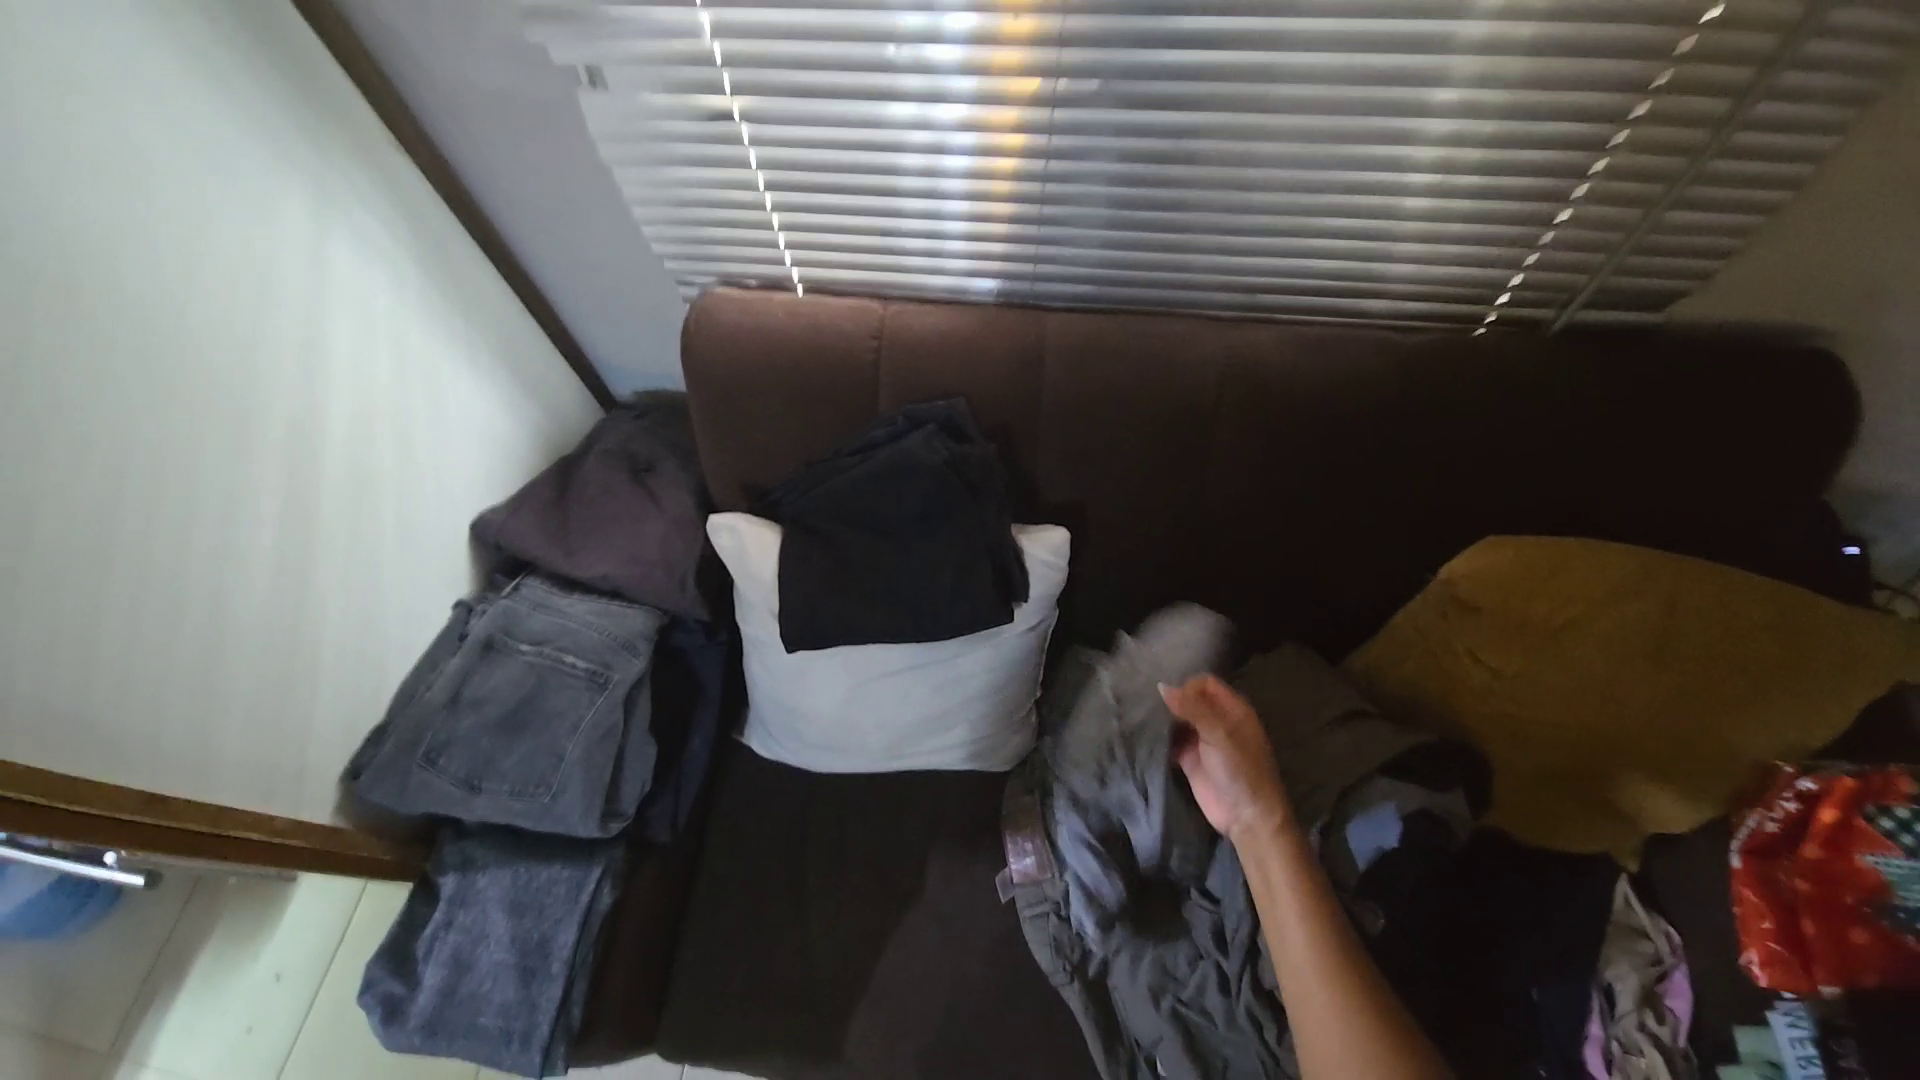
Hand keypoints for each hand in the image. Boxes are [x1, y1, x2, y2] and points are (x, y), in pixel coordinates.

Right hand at [1161, 675, 1293, 842]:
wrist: (1247, 817)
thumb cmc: (1241, 770)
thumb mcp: (1220, 734)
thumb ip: (1192, 708)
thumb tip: (1161, 686)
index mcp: (1232, 709)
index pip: (1205, 684)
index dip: (1188, 687)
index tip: (1172, 701)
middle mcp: (1217, 721)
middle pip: (1189, 700)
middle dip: (1171, 702)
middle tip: (1149, 708)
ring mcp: (1203, 741)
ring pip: (1178, 720)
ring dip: (1163, 720)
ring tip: (1143, 720)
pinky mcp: (1190, 759)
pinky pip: (1171, 742)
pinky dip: (1160, 740)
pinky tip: (1146, 739)